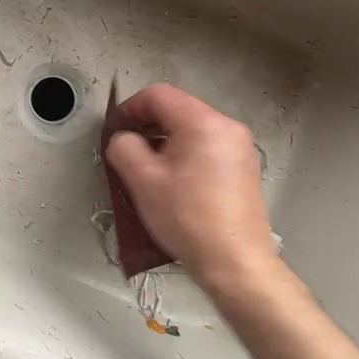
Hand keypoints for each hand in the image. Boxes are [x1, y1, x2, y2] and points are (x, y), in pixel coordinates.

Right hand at [105, 83, 275, 293]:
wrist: (235, 263)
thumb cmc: (188, 219)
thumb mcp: (141, 179)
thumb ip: (123, 146)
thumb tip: (124, 139)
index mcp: (204, 124)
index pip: (157, 95)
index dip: (129, 108)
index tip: (115, 130)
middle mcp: (228, 128)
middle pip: (176, 109)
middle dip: (146, 124)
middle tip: (126, 148)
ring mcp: (240, 148)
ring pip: (190, 128)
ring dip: (163, 139)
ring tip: (146, 167)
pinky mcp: (243, 167)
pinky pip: (205, 145)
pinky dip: (182, 152)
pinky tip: (171, 179)